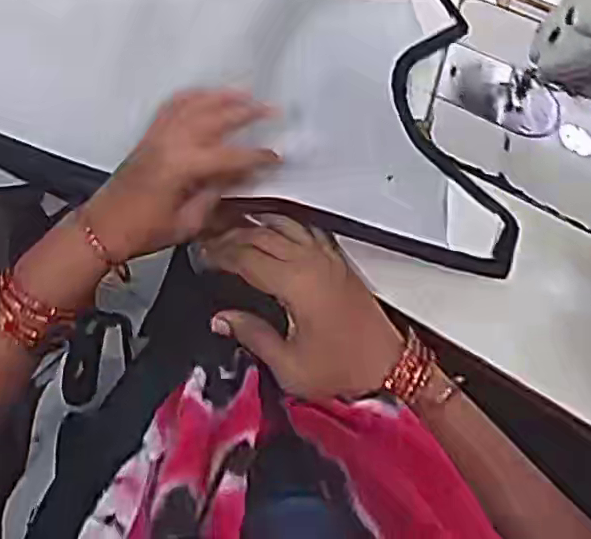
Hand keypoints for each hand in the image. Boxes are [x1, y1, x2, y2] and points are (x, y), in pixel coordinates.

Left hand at [82, 89, 280, 258]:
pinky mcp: (150, 135)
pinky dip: (192, 96)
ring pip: (196, 104)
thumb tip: (240, 176)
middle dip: (247, 112)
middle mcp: (172, 143)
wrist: (102, 228)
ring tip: (245, 93)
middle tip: (270, 109)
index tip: (275, 156)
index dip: (257, 155)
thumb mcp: (189, 222)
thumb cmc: (143, 231)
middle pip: (217, 118)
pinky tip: (206, 94)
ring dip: (223, 96)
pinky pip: (173, 106)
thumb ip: (216, 194)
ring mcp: (159, 135)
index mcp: (184, 167)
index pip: (231, 155)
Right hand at [200, 215, 404, 400]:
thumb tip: (223, 319)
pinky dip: (282, 223)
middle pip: (260, 235)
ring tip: (231, 228)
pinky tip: (271, 226)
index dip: (220, 254)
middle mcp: (310, 262)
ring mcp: (324, 256)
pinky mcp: (334, 258)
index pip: (247, 257)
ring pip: (281, 225)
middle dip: (230, 236)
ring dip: (254, 224)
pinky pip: (303, 228)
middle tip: (209, 241)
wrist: (388, 363)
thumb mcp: (290, 366)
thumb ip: (253, 336)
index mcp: (296, 284)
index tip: (203, 256)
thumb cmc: (342, 368)